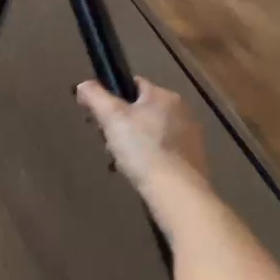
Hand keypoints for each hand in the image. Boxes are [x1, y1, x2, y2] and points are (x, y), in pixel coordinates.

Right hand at [76, 77, 208, 189]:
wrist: (178, 194)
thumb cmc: (143, 149)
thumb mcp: (110, 117)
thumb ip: (94, 95)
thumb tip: (84, 86)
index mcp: (165, 96)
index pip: (132, 85)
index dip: (111, 98)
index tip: (101, 118)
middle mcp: (182, 112)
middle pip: (140, 110)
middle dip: (121, 125)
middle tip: (110, 142)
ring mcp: (191, 137)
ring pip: (150, 132)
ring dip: (134, 142)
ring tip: (123, 161)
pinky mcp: (195, 161)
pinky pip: (164, 151)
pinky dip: (150, 157)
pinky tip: (141, 171)